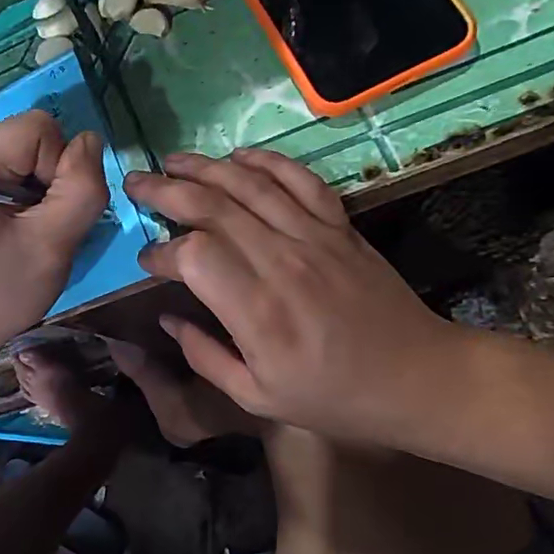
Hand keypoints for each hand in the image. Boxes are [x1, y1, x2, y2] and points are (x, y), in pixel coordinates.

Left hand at [0, 112, 107, 399]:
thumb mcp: (51, 243)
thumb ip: (81, 187)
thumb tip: (92, 140)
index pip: (41, 129)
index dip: (61, 168)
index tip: (48, 217)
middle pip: (34, 140)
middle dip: (52, 181)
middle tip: (41, 230)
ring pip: (29, 158)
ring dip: (43, 194)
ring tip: (28, 236)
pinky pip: (14, 175)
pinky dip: (29, 202)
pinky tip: (17, 234)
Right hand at [124, 149, 462, 442]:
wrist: (418, 378)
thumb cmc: (333, 397)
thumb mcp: (257, 398)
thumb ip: (205, 356)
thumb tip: (167, 319)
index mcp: (257, 311)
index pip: (192, 255)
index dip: (160, 252)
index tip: (147, 261)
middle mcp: (281, 261)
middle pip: (212, 206)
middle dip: (165, 191)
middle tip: (135, 183)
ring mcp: (313, 236)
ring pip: (249, 184)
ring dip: (204, 166)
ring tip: (171, 161)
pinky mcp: (339, 226)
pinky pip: (299, 179)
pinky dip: (267, 161)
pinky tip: (238, 155)